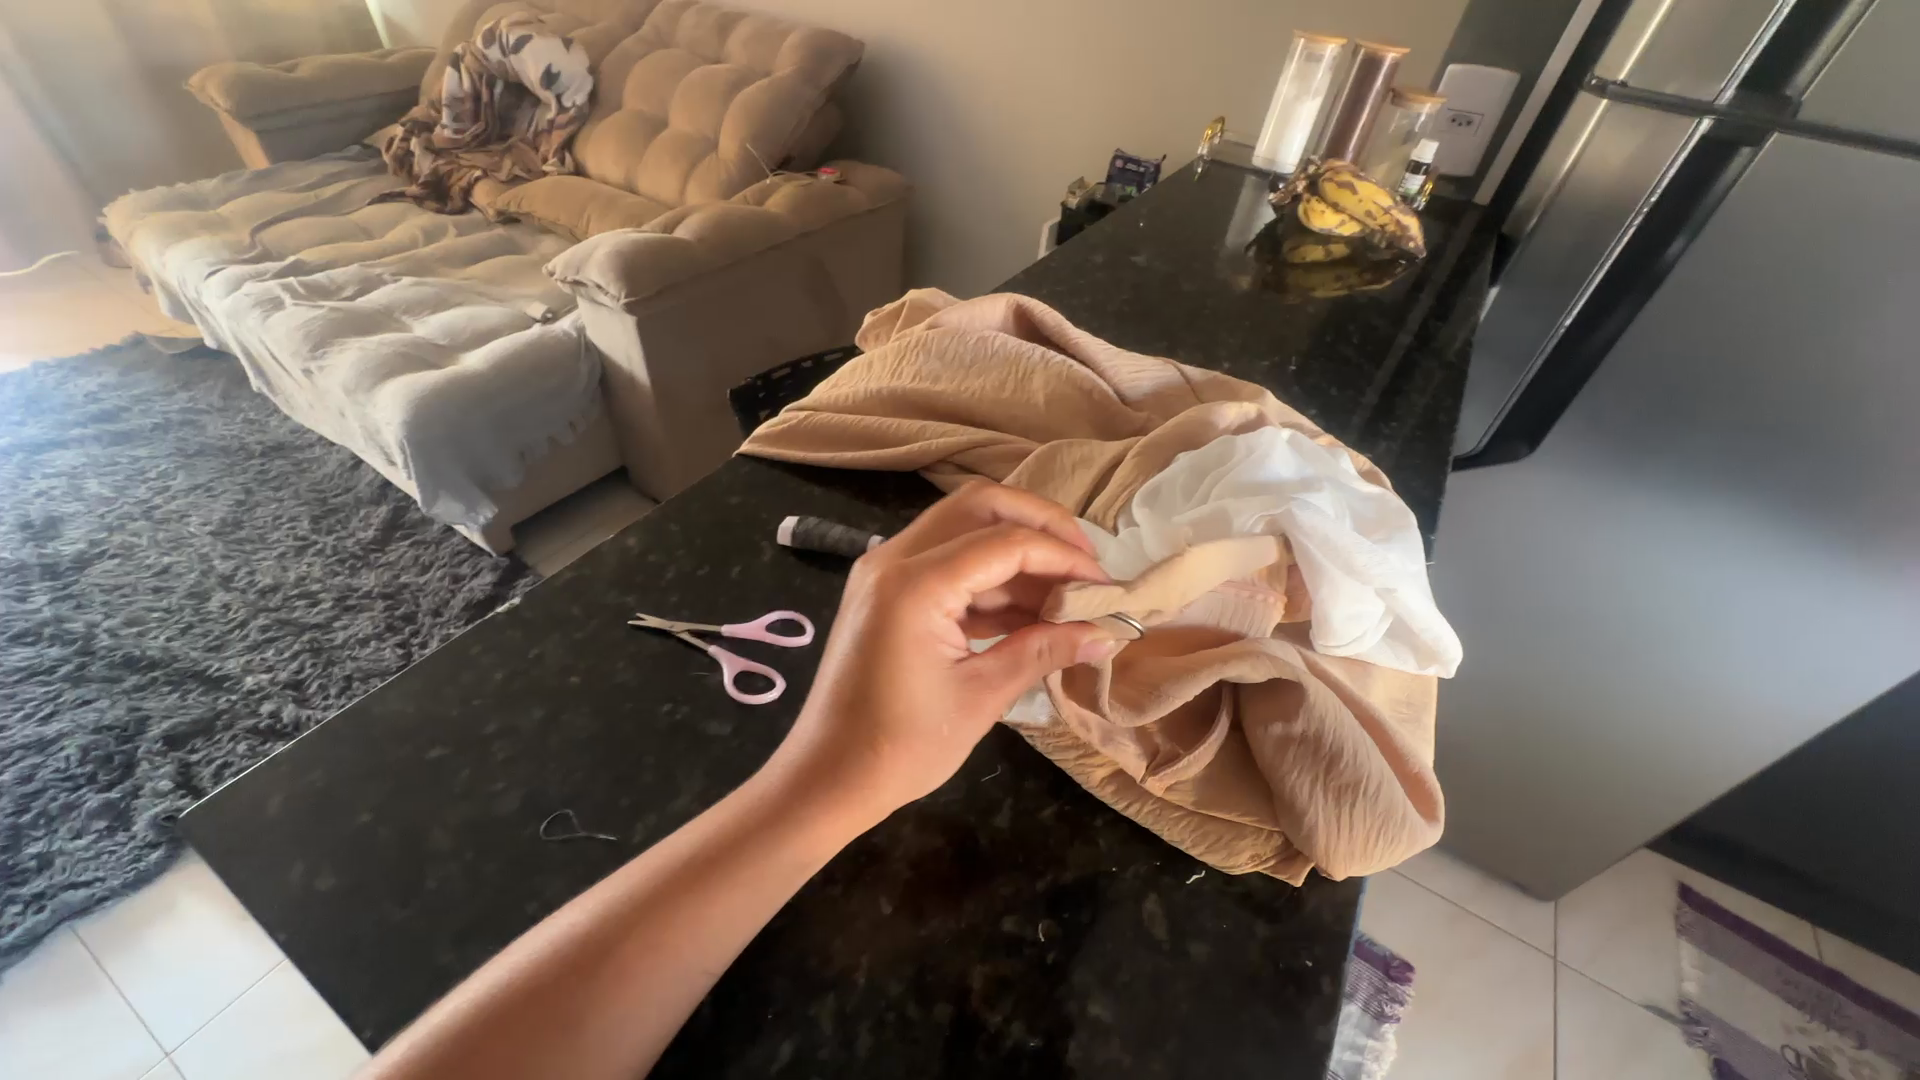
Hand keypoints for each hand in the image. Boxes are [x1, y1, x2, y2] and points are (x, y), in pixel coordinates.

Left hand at [764, 483, 1120, 827]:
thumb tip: (1106, 635)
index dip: (1064, 558)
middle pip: (981, 507)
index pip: (1007, 541)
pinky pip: (947, 562)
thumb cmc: (900, 747)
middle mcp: (894, 558)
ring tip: (1065, 598)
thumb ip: (1044, 652)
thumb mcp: (981, 697)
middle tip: (1084, 566)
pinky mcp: (886, 590)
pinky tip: (1029, 613)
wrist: (827, 777)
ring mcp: (885, 570)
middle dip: (1040, 527)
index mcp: (915, 583)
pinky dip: (989, 578)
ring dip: (1016, 554)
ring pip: (964, 530)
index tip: (1106, 587)